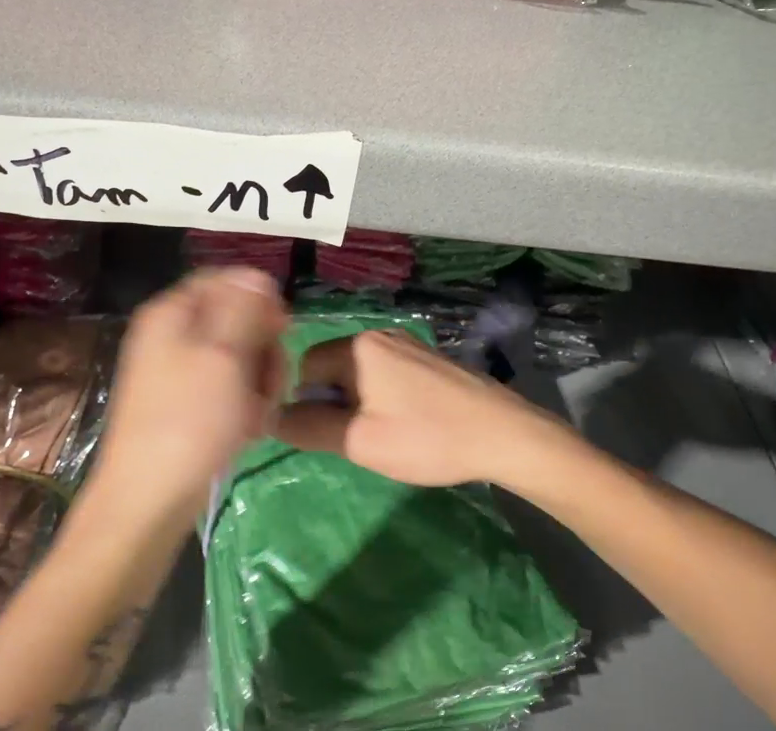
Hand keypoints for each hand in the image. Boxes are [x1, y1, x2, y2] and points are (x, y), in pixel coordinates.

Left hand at [87, 267, 287, 517]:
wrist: (149, 499)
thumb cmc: (190, 421)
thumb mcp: (224, 354)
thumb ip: (244, 308)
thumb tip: (256, 276)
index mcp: (172, 312)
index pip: (227, 280)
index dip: (260, 300)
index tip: (283, 331)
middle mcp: (171, 334)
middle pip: (236, 319)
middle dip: (264, 348)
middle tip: (274, 382)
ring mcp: (176, 371)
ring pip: (237, 357)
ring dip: (259, 381)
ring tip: (259, 414)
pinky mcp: (185, 405)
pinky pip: (226, 388)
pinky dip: (244, 404)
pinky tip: (249, 429)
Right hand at [276, 329, 572, 486]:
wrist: (503, 434)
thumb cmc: (426, 438)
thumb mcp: (359, 441)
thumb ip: (309, 428)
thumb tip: (272, 418)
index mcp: (358, 346)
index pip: (305, 367)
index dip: (306, 403)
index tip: (326, 434)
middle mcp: (379, 335)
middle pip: (333, 368)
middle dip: (334, 403)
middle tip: (357, 439)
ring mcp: (408, 344)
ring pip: (361, 373)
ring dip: (360, 403)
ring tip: (383, 436)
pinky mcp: (429, 359)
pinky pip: (387, 374)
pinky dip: (385, 398)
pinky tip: (408, 425)